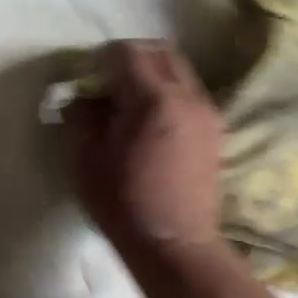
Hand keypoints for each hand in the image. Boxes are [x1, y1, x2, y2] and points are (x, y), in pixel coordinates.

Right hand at [66, 40, 225, 257]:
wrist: (174, 246)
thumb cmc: (124, 206)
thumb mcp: (87, 161)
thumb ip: (83, 119)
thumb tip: (82, 97)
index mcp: (153, 100)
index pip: (127, 53)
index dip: (101, 59)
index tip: (87, 79)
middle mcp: (188, 97)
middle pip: (160, 52)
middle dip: (131, 57)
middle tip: (108, 82)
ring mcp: (207, 113)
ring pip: (180, 70)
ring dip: (153, 74)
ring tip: (130, 104)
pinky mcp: (215, 131)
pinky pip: (190, 94)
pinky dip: (169, 94)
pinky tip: (151, 123)